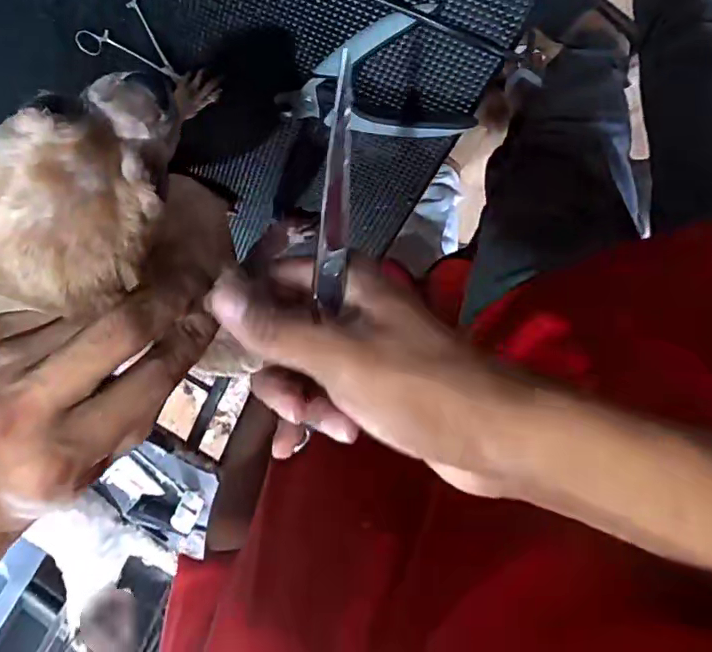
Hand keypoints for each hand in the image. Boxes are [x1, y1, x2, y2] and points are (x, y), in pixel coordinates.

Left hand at [0, 287, 218, 526]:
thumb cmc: (56, 475)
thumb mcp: (113, 451)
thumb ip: (150, 393)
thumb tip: (192, 323)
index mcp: (60, 453)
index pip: (146, 378)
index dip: (186, 340)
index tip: (212, 312)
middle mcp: (22, 406)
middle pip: (115, 329)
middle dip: (163, 299)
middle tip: (193, 279)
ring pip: (87, 309)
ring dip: (127, 294)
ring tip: (156, 280)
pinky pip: (56, 305)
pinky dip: (87, 301)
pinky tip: (101, 299)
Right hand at [208, 258, 528, 494]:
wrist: (492, 435)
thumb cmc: (414, 386)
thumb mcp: (336, 357)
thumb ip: (275, 327)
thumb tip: (218, 290)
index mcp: (346, 279)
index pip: (276, 276)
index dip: (250, 310)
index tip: (233, 351)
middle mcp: (352, 301)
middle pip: (286, 324)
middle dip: (282, 369)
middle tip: (295, 404)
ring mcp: (363, 341)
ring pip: (305, 362)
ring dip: (304, 398)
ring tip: (327, 426)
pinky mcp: (374, 379)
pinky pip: (330, 387)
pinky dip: (326, 411)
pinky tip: (341, 436)